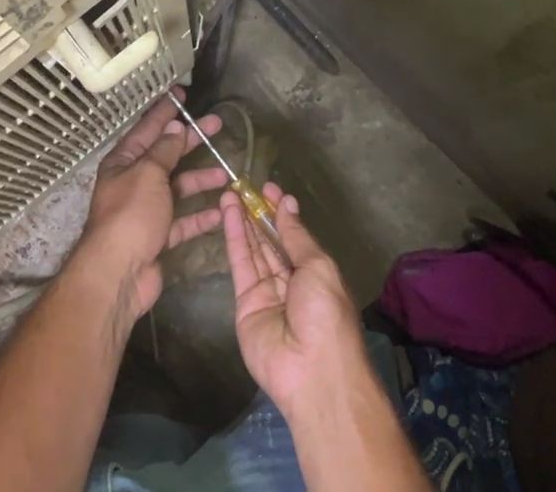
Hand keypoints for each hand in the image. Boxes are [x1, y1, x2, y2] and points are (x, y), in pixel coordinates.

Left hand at [71, 90, 228, 325]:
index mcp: (123, 162)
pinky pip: (183, 221)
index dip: (164, 111)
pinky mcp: (158, 236)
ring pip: (178, 188)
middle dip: (191, 141)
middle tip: (217, 124)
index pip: (147, 129)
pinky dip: (201, 216)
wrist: (118, 273)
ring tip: (228, 173)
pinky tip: (222, 210)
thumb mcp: (148, 174)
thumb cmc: (131, 215)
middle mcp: (133, 182)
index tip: (182, 94)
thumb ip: (164, 151)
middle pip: (166, 155)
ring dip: (200, 180)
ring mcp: (146, 210)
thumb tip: (175, 128)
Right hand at [222, 180, 369, 416]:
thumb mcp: (319, 267)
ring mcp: (267, 292)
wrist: (312, 371)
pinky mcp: (244, 303)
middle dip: (259, 213)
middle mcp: (291, 281)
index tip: (269, 188)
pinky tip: (229, 214)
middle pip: (272, 241)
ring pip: (253, 249)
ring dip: (243, 220)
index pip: (295, 236)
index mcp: (316, 273)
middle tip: (244, 185)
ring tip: (230, 192)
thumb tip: (287, 206)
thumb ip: (296, 237)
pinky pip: (240, 265)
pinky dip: (234, 238)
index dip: (282, 212)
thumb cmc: (326, 314)